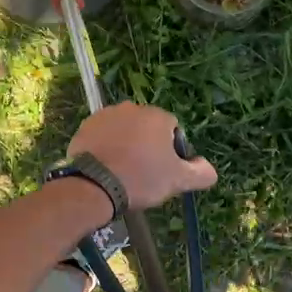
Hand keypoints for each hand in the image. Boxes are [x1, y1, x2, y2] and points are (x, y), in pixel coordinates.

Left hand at [67, 103, 217, 208]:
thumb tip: (206, 166)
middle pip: (146, 127)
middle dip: (147, 144)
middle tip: (143, 171)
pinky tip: (105, 164)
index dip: (171, 151)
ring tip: (122, 168)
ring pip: (124, 129)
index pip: (172, 130)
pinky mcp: (85, 125)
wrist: (94, 184)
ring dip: (126, 143)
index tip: (163, 169)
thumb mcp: (179, 180)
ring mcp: (105, 114)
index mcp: (157, 116)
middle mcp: (131, 108)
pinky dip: (106, 145)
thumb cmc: (141, 179)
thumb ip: (202, 172)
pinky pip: (103, 134)